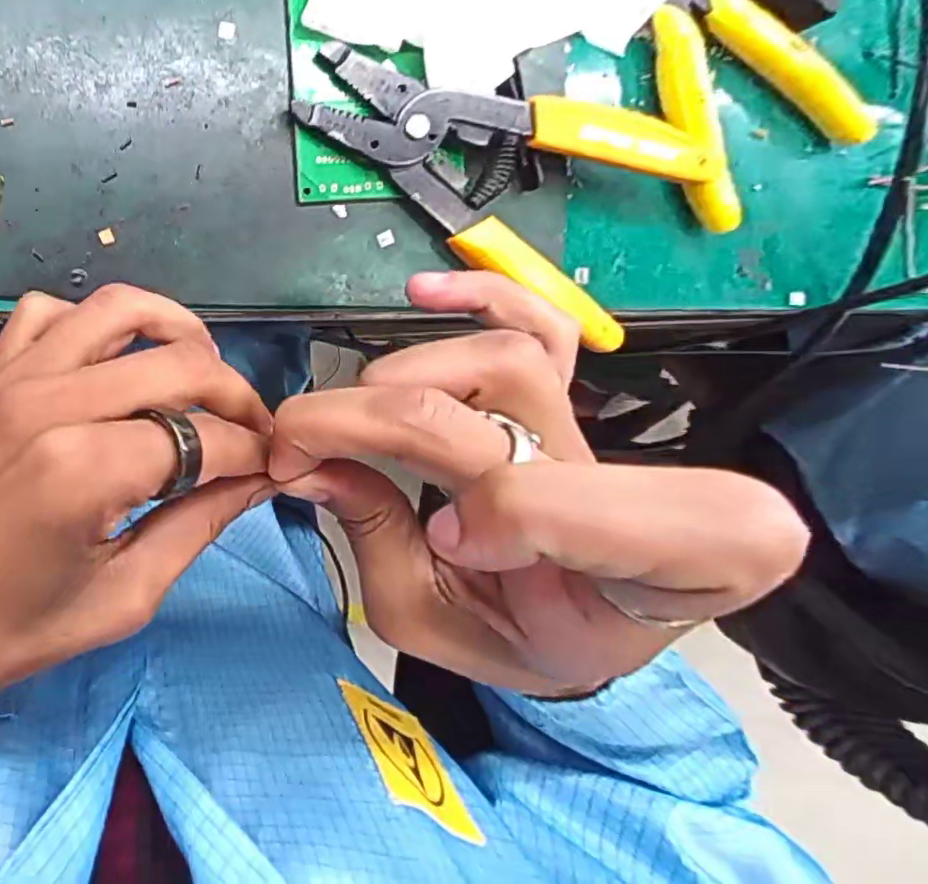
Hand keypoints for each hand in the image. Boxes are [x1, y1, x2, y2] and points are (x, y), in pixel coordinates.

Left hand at [0, 285, 276, 718]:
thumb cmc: (8, 631)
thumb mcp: (121, 598)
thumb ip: (195, 525)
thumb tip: (257, 477)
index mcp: (82, 470)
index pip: (204, 436)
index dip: (253, 453)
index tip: (273, 469)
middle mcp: (50, 403)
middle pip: (176, 361)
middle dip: (233, 394)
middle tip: (249, 432)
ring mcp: (13, 379)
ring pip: (115, 309)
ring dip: (172, 331)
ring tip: (194, 374)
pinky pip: (45, 312)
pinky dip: (88, 324)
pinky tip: (106, 364)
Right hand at [268, 271, 808, 696]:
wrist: (549, 623)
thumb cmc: (498, 637)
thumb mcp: (424, 618)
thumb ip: (373, 538)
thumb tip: (308, 464)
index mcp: (635, 585)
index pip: (634, 521)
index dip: (521, 511)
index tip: (444, 538)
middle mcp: (631, 490)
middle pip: (507, 403)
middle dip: (373, 422)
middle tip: (292, 451)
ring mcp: (589, 430)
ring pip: (507, 355)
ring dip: (397, 378)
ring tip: (345, 415)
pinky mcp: (554, 395)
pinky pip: (540, 322)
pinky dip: (482, 295)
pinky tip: (420, 291)